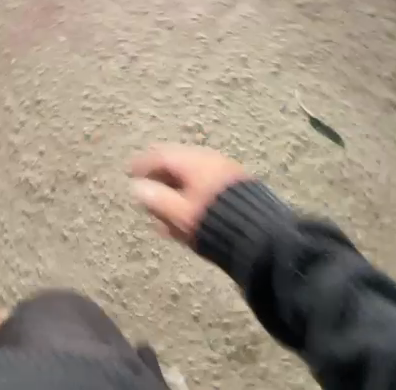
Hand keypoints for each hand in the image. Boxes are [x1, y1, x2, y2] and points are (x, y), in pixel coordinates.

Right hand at [128, 144, 250, 244]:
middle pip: (178, 164)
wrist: (265, 240)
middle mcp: (211, 161)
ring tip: (165, 208)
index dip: (143, 164)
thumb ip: (156, 200)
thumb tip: (136, 188)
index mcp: (194, 161)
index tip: (130, 172)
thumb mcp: (180, 214)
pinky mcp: (239, 189)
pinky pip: (207, 187)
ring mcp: (227, 174)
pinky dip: (192, 196)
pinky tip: (187, 214)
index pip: (161, 155)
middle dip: (160, 177)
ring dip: (176, 190)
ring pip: (193, 177)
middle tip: (146, 188)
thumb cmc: (215, 223)